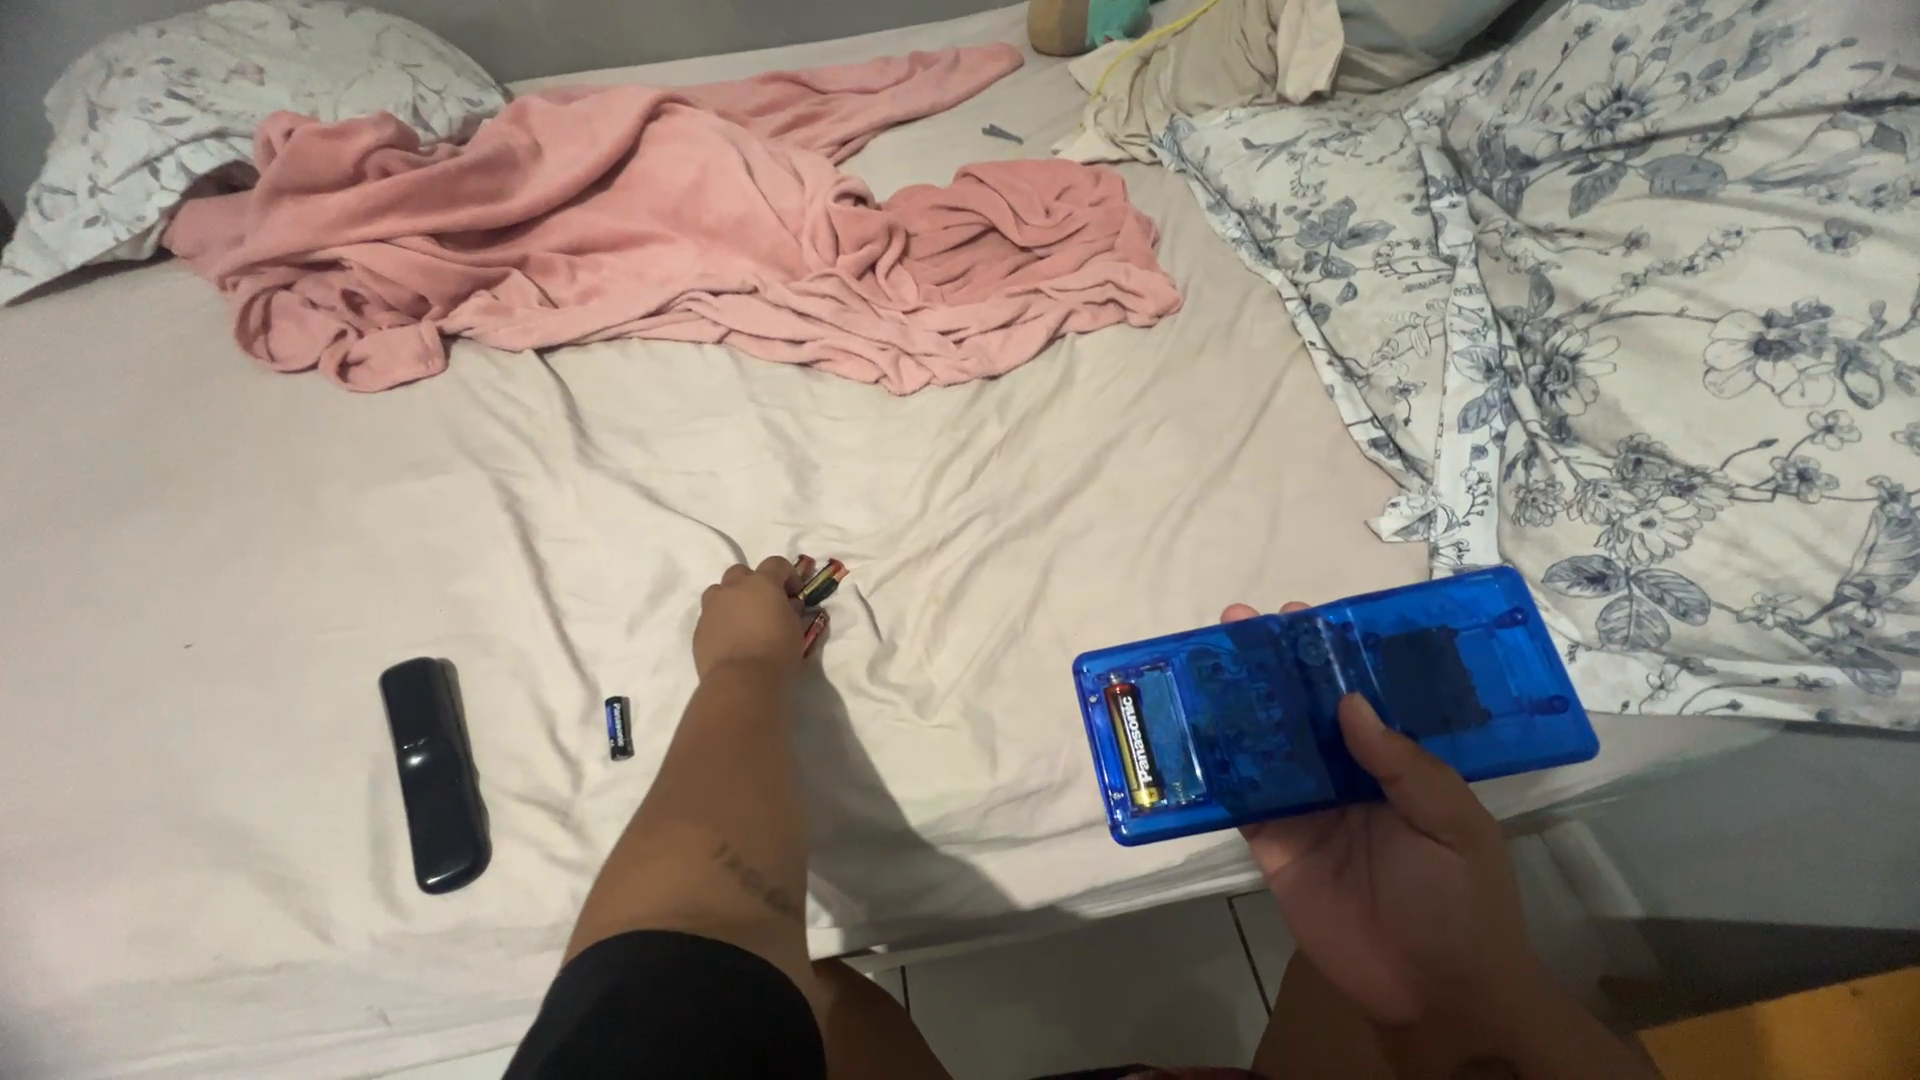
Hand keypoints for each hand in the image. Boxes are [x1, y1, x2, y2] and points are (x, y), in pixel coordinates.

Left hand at [694, 556, 803, 680]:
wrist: (741, 679)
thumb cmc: (777, 650)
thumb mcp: (796, 628)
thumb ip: (792, 610)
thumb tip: (790, 604)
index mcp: (762, 583)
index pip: (776, 563)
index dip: (787, 575)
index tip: (794, 593)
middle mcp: (733, 588)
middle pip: (741, 572)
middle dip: (753, 583)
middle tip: (765, 604)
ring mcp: (712, 607)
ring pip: (719, 591)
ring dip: (731, 599)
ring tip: (743, 620)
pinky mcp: (699, 628)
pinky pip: (710, 616)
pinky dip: (721, 621)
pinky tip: (731, 640)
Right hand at [1224, 601, 1541, 1028]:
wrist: (1432, 993)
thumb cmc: (1460, 904)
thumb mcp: (1455, 826)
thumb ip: (1405, 765)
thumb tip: (1348, 702)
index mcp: (1390, 764)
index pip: (1353, 696)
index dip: (1325, 656)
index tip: (1296, 616)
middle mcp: (1340, 774)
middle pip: (1298, 709)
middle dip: (1268, 666)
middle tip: (1235, 622)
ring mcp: (1301, 805)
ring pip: (1262, 743)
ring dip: (1234, 703)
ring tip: (1202, 661)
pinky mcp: (1269, 839)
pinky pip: (1237, 796)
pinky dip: (1213, 768)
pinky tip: (1187, 730)